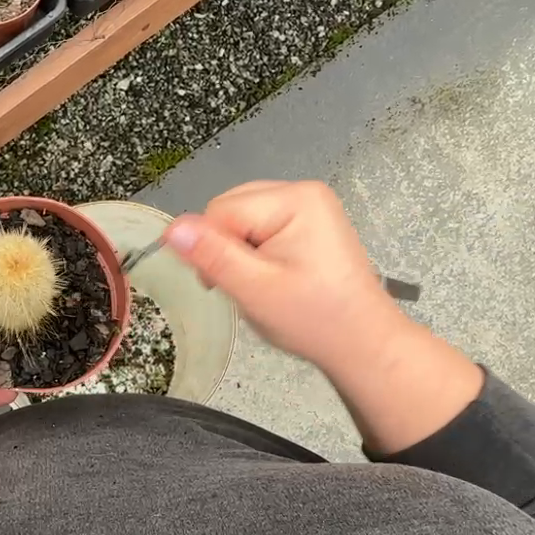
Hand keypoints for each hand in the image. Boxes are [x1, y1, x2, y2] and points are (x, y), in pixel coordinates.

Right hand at [162, 180, 397, 369]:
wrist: (362, 343)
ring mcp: (308, 206)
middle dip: (224, 248)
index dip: (210, 249)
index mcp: (295, 199)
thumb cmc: (313, 319)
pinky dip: (251, 252)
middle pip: (229, 209)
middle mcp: (302, 192)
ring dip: (236, 251)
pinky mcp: (308, 223)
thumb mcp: (255, 290)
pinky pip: (257, 227)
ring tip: (257, 284)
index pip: (220, 211)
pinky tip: (268, 276)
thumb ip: (213, 256)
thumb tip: (172, 228)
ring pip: (239, 219)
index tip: (223, 285)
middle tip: (245, 287)